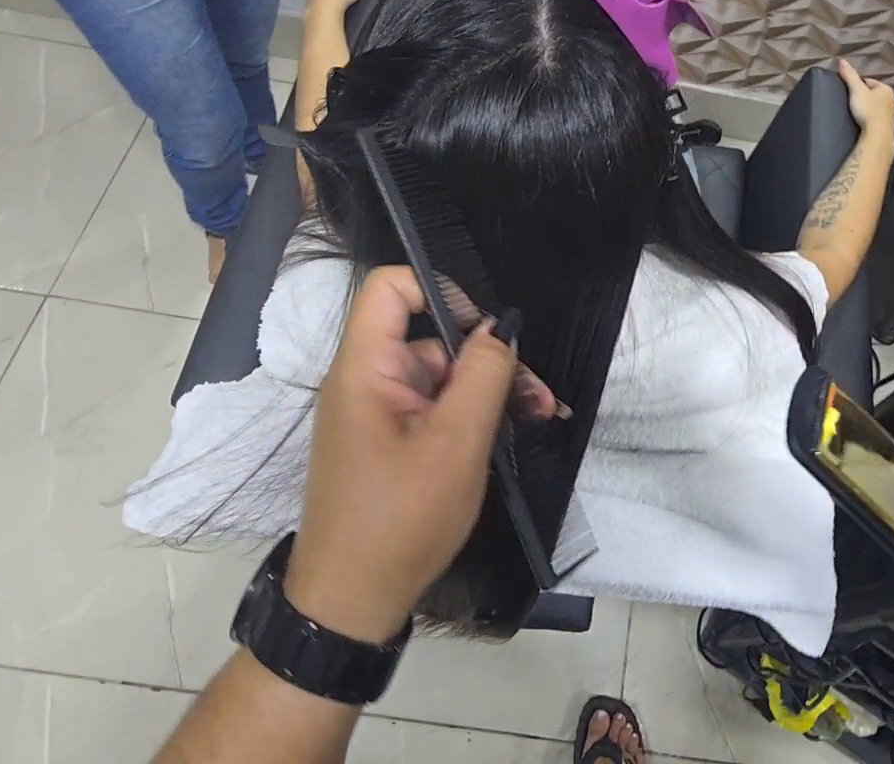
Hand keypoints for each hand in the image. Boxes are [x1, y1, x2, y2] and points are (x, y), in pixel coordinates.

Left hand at [281, 268, 521, 642]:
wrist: (352, 605)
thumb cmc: (402, 518)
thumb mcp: (457, 442)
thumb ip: (483, 374)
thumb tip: (501, 328)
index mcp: (365, 369)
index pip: (389, 288)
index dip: (440, 290)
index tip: (486, 329)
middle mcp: (366, 382)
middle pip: (431, 338)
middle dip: (489, 358)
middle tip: (540, 395)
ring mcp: (378, 414)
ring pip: (442, 377)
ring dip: (491, 391)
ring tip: (539, 415)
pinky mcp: (390, 442)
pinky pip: (435, 410)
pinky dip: (473, 417)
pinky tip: (512, 432)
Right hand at [837, 58, 893, 137]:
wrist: (877, 134)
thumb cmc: (867, 110)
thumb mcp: (856, 91)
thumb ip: (849, 76)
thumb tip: (842, 60)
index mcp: (885, 88)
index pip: (869, 82)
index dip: (858, 85)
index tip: (848, 91)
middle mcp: (893, 98)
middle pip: (874, 94)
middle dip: (865, 96)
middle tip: (852, 102)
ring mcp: (893, 112)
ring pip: (878, 105)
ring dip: (870, 107)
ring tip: (857, 112)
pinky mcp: (890, 124)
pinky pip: (879, 116)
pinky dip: (872, 117)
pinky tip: (864, 121)